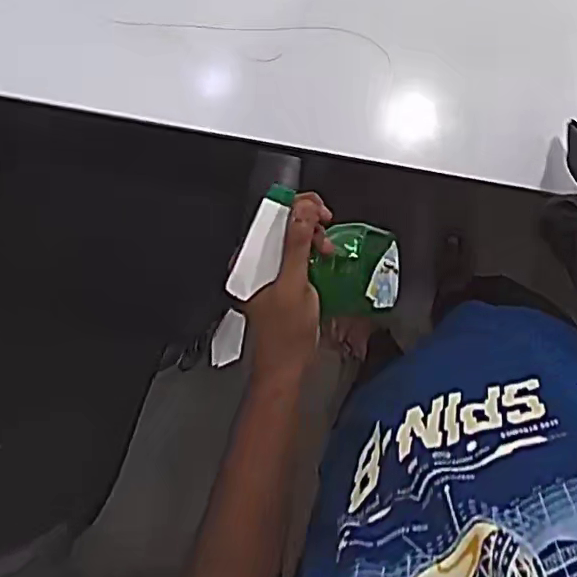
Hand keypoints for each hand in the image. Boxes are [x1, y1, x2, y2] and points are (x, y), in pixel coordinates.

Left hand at [243, 191, 333, 381]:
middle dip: (309, 223)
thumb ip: (296, 245)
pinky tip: (322, 257)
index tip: (321, 212)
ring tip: (326, 250)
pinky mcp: (280, 281)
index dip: (298, 207)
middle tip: (327, 230)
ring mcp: (267, 273)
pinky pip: (296, 254)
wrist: (286, 368)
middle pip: (282, 226)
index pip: (270, 218)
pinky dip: (311, 251)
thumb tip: (302, 211)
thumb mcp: (294, 283)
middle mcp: (254, 264)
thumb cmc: (286, 333)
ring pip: (292, 239)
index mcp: (248, 262)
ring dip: (313, 238)